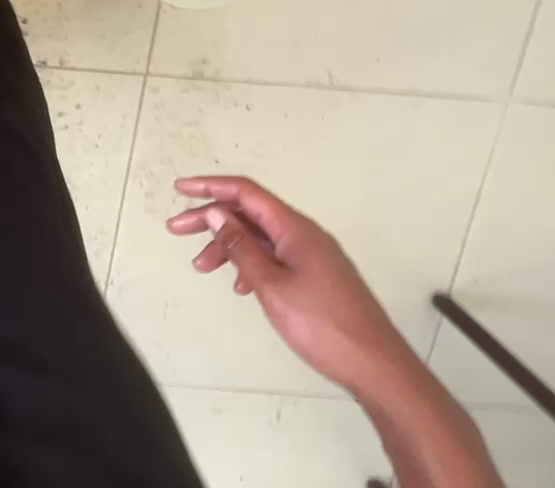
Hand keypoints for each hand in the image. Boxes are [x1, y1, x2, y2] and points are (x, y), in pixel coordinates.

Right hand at [167, 176, 417, 394]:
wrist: (377, 368)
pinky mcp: (315, 276)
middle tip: (176, 229)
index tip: (180, 188)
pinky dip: (249, 263)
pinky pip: (273, 256)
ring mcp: (311, 255)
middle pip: (249, 213)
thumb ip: (240, 246)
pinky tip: (239, 285)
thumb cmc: (321, 324)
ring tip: (203, 267)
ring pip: (259, 237)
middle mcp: (303, 234)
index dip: (210, 186)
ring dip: (228, 246)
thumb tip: (216, 213)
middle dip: (211, 218)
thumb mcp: (270, 284)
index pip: (246, 192)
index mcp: (294, 228)